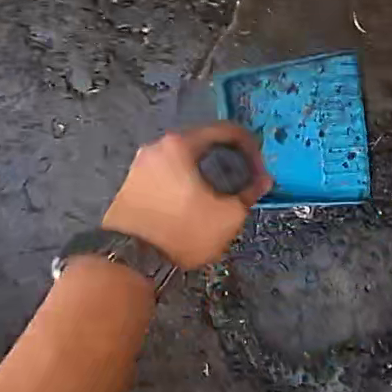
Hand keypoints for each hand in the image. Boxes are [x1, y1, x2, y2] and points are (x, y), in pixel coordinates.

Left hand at [102, 123, 272, 268]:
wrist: (129, 260)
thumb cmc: (182, 231)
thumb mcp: (228, 216)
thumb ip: (249, 193)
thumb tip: (262, 181)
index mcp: (181, 144)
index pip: (227, 131)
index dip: (251, 148)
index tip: (259, 171)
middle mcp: (157, 146)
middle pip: (204, 144)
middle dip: (228, 162)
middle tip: (243, 184)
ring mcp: (140, 165)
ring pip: (185, 161)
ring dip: (206, 174)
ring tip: (221, 197)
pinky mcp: (131, 185)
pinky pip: (168, 175)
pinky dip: (186, 184)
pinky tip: (195, 205)